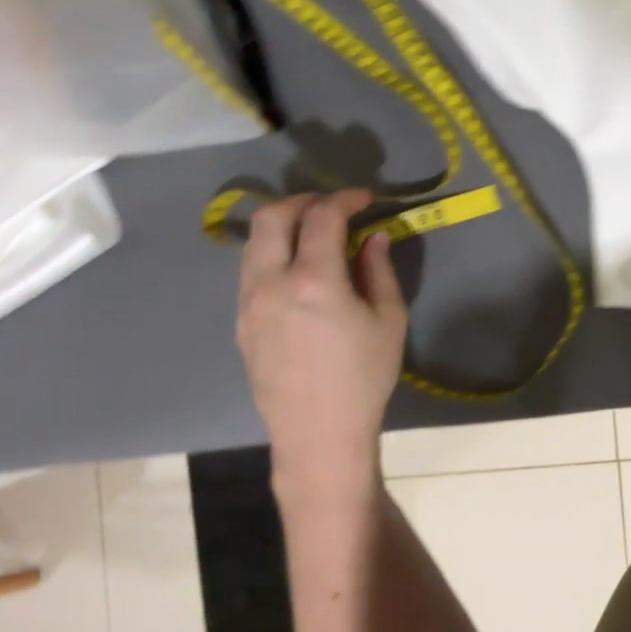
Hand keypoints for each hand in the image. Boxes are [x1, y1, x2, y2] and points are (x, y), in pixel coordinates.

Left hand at [236, 189, 407, 496]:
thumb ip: (378, 270)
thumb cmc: (365, 376)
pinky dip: (274, 253)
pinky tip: (301, 268)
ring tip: (315, 232)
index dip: (345, 199)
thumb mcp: (389, 319)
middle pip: (272, 217)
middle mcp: (270, 283)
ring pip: (253, 242)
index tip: (367, 199)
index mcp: (313, 280)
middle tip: (333, 205)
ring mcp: (248, 302)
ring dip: (284, 225)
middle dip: (304, 201)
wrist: (318, 432)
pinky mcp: (241, 322)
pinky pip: (252, 271)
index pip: (322, 217)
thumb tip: (372, 238)